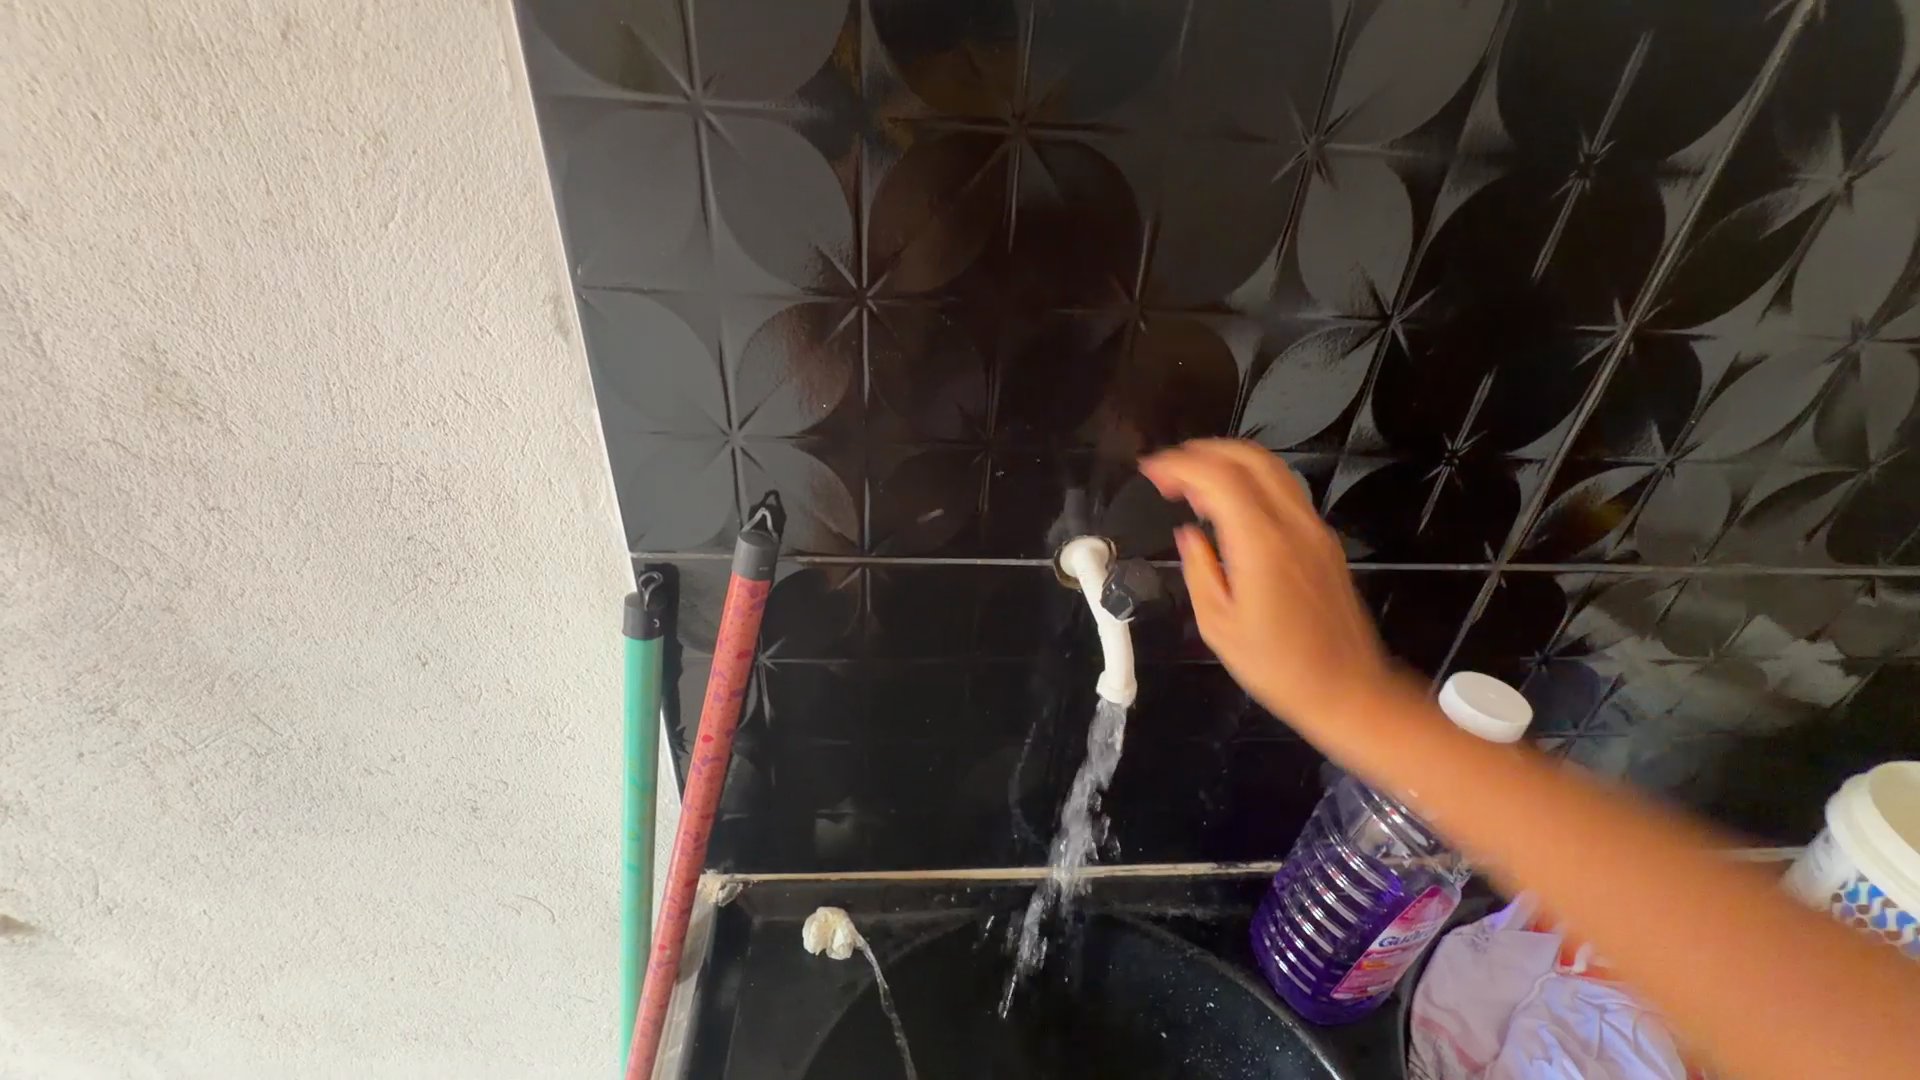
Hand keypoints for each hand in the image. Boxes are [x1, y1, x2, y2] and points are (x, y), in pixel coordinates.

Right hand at [1140, 439, 1405, 729]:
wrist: (1347, 689)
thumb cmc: (1279, 667)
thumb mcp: (1217, 624)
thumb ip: (1199, 568)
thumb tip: (1189, 537)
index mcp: (1261, 543)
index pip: (1217, 476)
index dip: (1179, 464)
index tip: (1152, 471)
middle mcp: (1292, 525)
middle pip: (1248, 456)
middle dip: (1201, 452)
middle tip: (1168, 471)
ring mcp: (1313, 530)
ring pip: (1270, 467)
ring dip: (1226, 463)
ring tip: (1192, 484)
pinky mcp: (1322, 541)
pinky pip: (1283, 491)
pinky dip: (1248, 483)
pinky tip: (1226, 507)